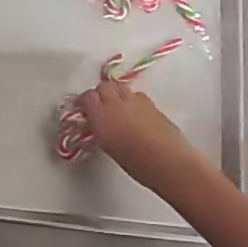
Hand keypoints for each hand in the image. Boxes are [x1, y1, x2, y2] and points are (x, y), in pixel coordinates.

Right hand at [75, 79, 210, 192]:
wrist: (165, 159)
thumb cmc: (133, 160)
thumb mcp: (107, 145)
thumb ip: (100, 128)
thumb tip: (98, 123)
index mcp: (100, 114)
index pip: (87, 96)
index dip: (84, 101)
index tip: (83, 108)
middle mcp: (116, 102)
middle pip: (104, 86)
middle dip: (100, 93)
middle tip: (100, 105)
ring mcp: (136, 100)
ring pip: (121, 87)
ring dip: (116, 93)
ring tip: (117, 107)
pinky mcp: (152, 103)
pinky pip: (137, 95)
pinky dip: (132, 100)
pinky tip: (135, 113)